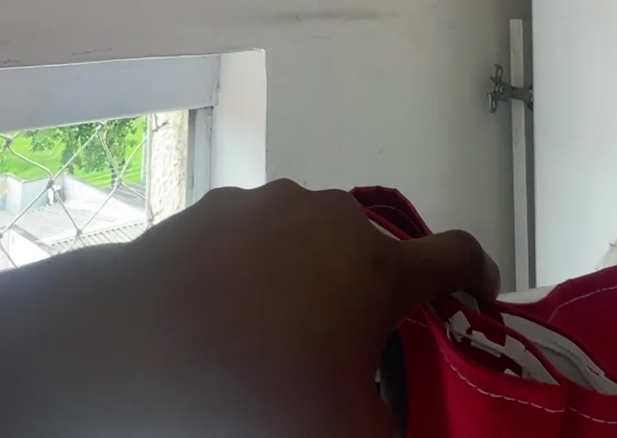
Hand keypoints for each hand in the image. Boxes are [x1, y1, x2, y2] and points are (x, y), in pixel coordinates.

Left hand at [121, 179, 498, 436]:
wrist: (135, 343)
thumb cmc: (257, 395)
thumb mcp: (347, 433)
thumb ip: (394, 426)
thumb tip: (390, 414)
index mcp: (375, 265)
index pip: (456, 254)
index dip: (478, 272)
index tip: (481, 291)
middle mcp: (331, 217)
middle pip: (375, 251)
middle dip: (373, 295)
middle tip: (346, 347)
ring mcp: (271, 203)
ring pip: (314, 239)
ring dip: (314, 276)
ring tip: (277, 329)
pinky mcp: (221, 203)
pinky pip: (262, 233)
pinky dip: (262, 264)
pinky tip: (231, 305)